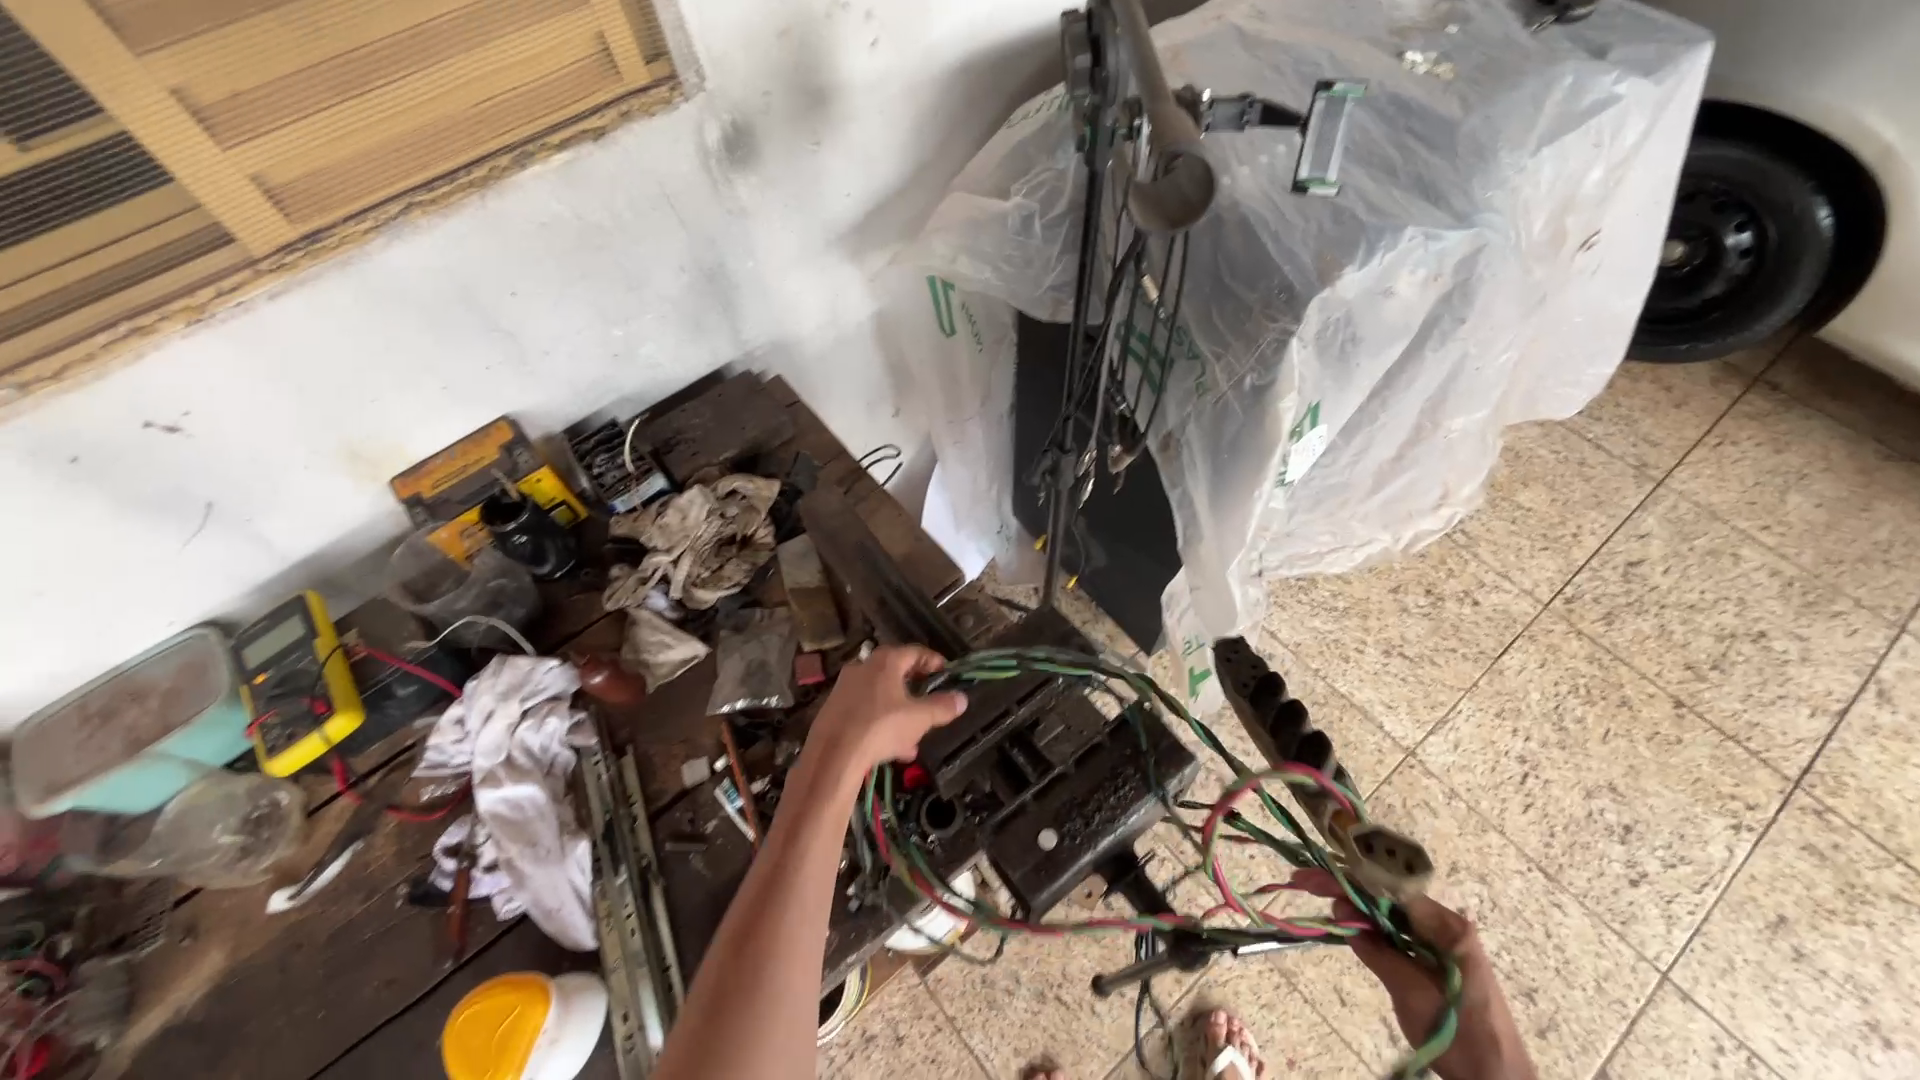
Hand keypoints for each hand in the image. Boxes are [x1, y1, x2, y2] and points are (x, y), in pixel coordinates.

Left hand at [806, 646, 967, 774]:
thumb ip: (942, 707)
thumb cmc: (881, 727)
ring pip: (880, 697)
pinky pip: (864, 712)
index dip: (932, 660)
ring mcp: (844, 689)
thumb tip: (962, 698)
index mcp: (885, 662)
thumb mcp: (919, 718)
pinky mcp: (833, 710)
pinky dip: (880, 724)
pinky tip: (891, 750)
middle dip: (914, 691)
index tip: (945, 671)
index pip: (914, 651)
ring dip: (898, 713)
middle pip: (894, 673)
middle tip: (928, 702)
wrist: (833, 754)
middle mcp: (862, 668)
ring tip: (913, 739)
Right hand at [1292, 869, 1535, 1079]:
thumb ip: (1377, 949)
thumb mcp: (1411, 992)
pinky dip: (1369, 927)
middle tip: (1304, 881)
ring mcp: (1439, 944)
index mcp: (1447, 927)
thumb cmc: (1458, 1034)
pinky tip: (1346, 922)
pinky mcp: (1432, 961)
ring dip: (1355, 906)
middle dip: (1346, 888)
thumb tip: (1340, 911)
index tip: (1315, 878)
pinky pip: (1396, 934)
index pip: (1390, 890)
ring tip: (1318, 897)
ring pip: (1389, 914)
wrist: (1496, 1079)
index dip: (1349, 880)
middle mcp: (1444, 927)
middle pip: (1387, 897)